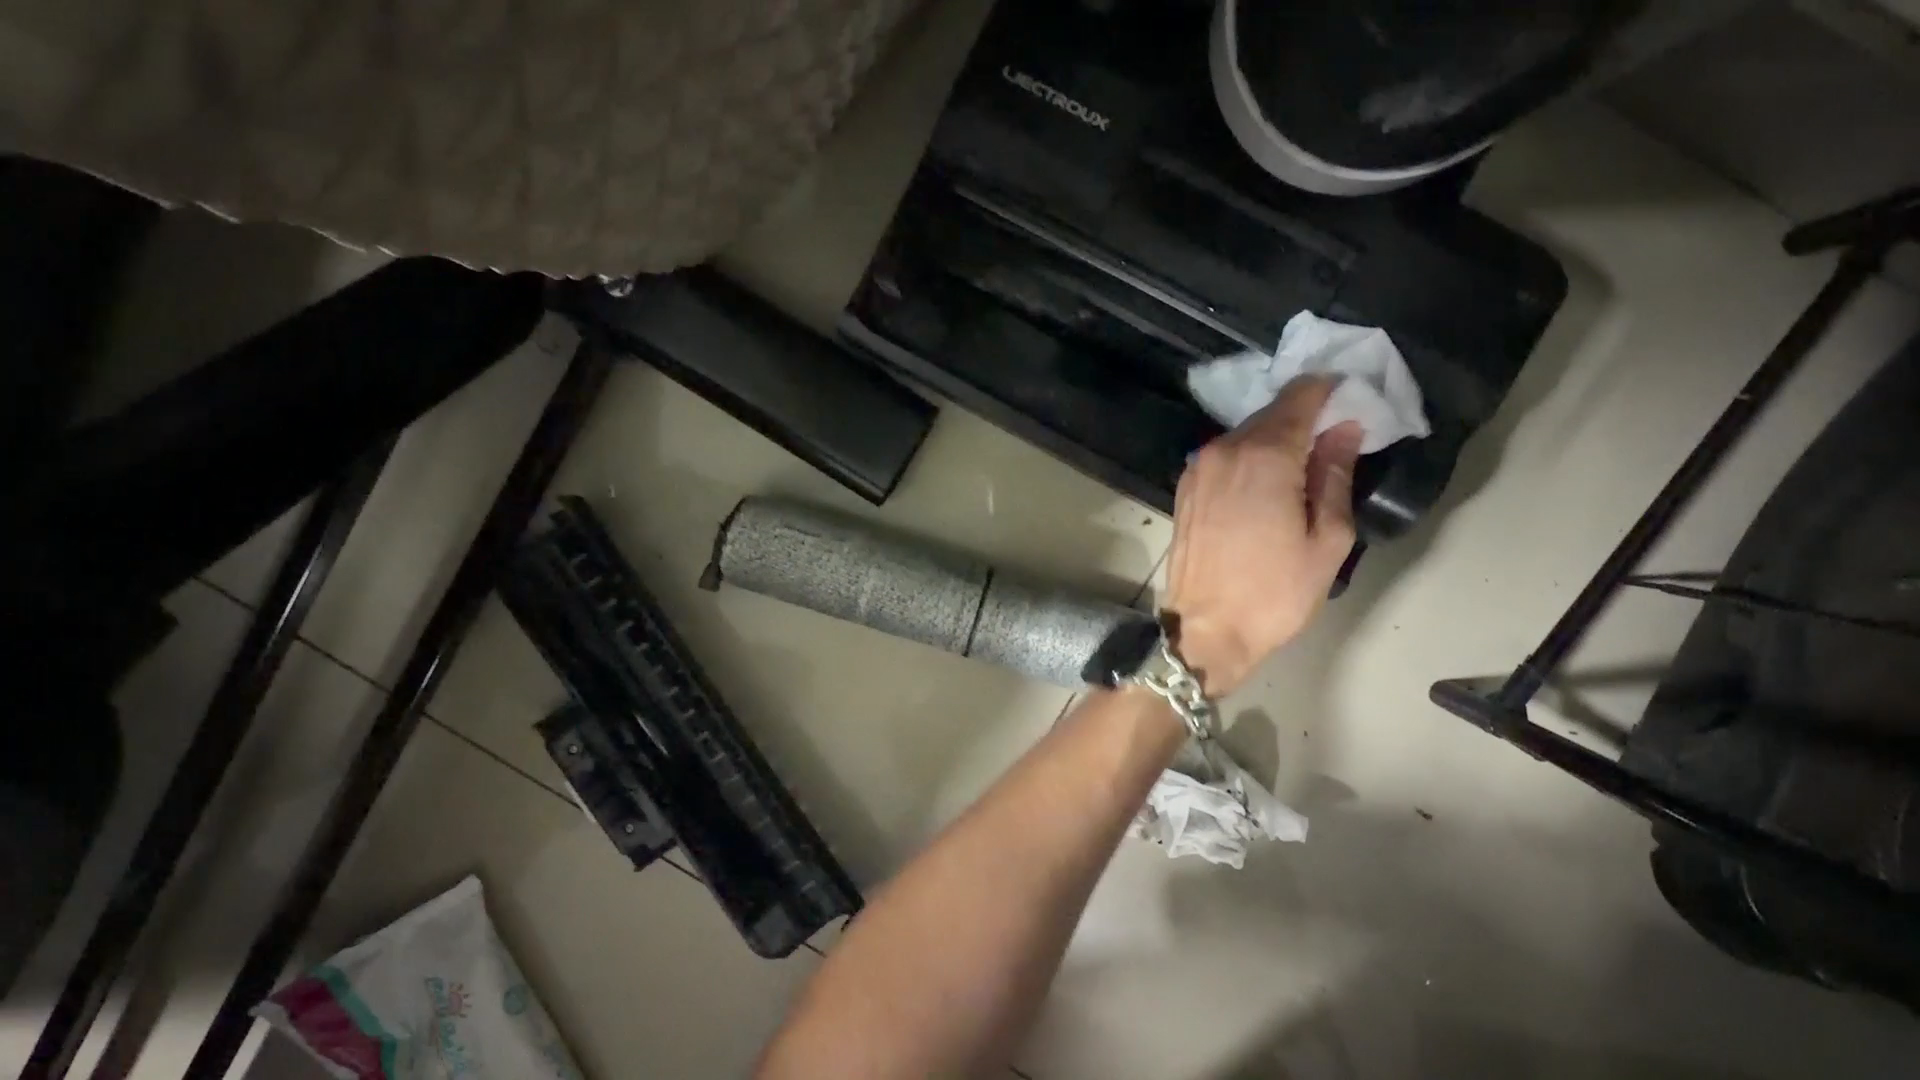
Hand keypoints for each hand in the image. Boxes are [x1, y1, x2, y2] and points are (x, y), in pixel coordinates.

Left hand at [1161, 376, 1364, 696]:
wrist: (1205, 630)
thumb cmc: (1274, 592)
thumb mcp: (1326, 539)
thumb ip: (1335, 475)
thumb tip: (1344, 430)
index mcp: (1263, 455)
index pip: (1300, 396)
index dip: (1329, 391)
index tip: (1351, 400)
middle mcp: (1223, 449)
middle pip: (1272, 414)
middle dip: (1305, 419)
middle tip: (1336, 440)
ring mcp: (1197, 467)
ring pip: (1246, 435)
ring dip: (1276, 441)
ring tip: (1305, 469)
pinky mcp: (1185, 487)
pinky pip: (1225, 457)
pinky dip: (1250, 459)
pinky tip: (1268, 486)